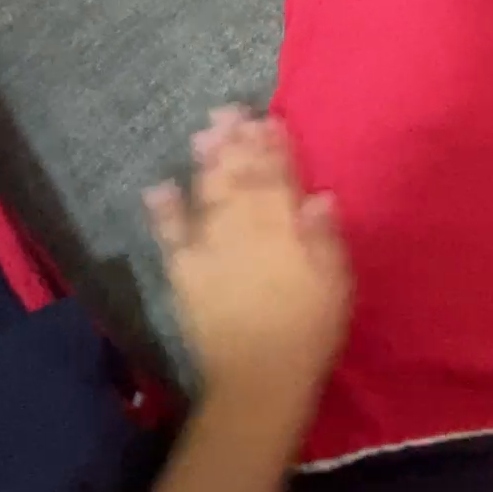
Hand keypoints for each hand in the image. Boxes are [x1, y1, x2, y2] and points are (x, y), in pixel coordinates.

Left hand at [144, 107, 350, 431]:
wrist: (259, 381)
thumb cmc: (310, 327)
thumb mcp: (335, 281)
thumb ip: (325, 237)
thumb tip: (320, 194)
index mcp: (283, 230)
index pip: (278, 178)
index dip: (274, 146)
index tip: (268, 117)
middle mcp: (245, 231)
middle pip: (241, 178)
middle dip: (236, 142)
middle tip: (228, 109)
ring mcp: (211, 251)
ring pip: (209, 196)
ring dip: (206, 162)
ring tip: (203, 131)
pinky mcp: (186, 274)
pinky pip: (172, 237)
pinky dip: (164, 210)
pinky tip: (157, 185)